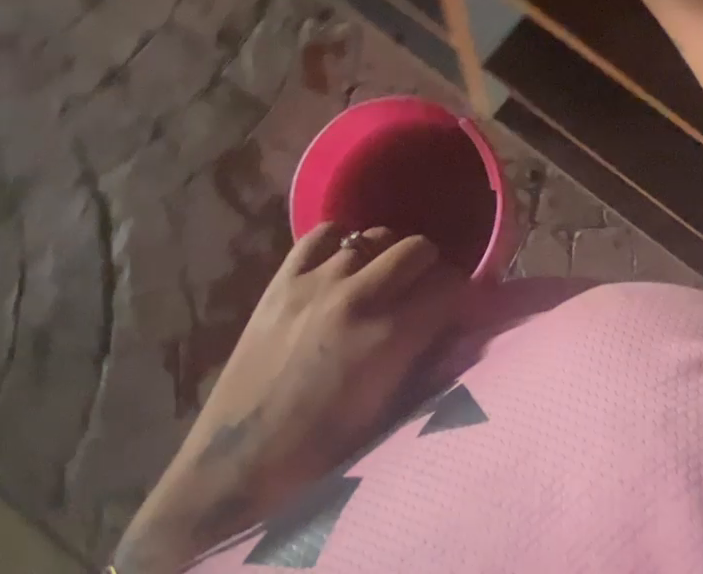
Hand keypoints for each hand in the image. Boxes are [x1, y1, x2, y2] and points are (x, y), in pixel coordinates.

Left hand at [113, 224, 467, 571]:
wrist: (239, 468)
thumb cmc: (323, 454)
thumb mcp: (390, 410)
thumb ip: (426, 357)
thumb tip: (455, 324)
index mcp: (389, 338)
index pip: (450, 287)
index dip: (462, 295)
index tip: (461, 306)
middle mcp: (357, 298)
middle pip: (418, 248)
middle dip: (432, 268)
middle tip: (426, 291)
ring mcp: (315, 284)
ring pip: (375, 235)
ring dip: (389, 255)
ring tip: (383, 280)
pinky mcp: (280, 282)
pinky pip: (323, 235)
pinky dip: (342, 244)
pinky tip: (343, 265)